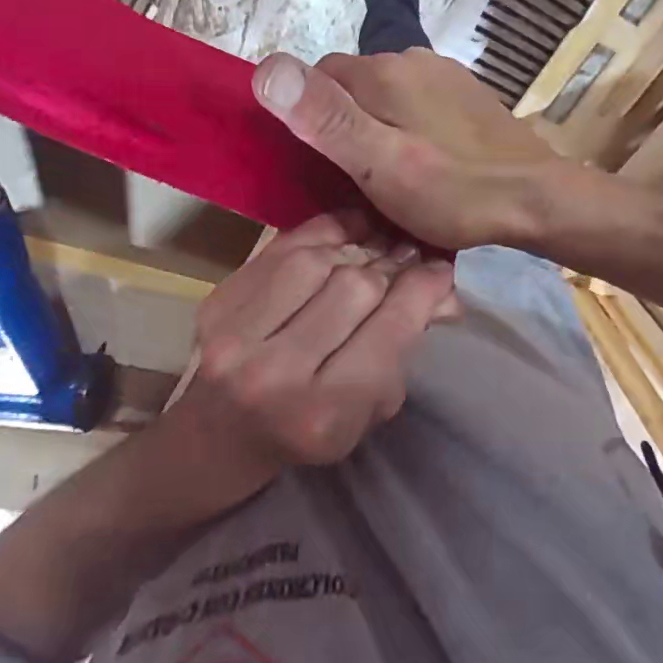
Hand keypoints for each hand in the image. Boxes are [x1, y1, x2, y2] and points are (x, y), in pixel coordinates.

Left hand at [172, 211, 458, 476]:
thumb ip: (403, 351)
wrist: (222, 431)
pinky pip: (279, 250)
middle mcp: (275, 373)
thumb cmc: (306, 431)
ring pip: (314, 261)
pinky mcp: (218, 303)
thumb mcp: (365, 411)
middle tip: (409, 257)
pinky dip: (320, 235)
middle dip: (391, 268)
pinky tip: (347, 231)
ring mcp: (237, 335)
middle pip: (353, 290)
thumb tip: (444, 291)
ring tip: (377, 245)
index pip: (387, 335)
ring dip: (355, 248)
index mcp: (322, 415)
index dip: (422, 293)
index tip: (442, 272)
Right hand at [253, 47, 563, 249]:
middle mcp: (412, 57)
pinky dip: (404, 125)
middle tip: (350, 177)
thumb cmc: (455, 191)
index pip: (318, 77)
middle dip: (341, 122)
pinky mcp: (465, 93)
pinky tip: (422, 160)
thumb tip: (267, 69)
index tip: (318, 162)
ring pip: (383, 94)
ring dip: (373, 124)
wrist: (541, 201)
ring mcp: (443, 74)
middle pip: (350, 85)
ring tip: (385, 174)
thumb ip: (326, 119)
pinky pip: (414, 102)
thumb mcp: (380, 164)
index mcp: (384, 71)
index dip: (308, 117)